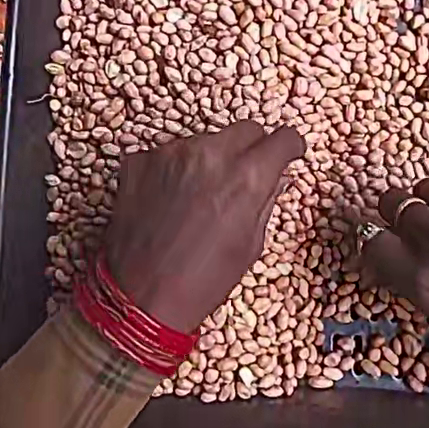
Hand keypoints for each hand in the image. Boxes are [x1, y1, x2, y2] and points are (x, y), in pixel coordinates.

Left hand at [102, 121, 306, 333]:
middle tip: (247, 175)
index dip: (290, 146)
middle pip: (245, 129)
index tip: (289, 151)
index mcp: (246, 177)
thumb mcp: (249, 246)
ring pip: (204, 140)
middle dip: (252, 148)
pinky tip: (171, 201)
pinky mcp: (139, 161)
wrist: (138, 298)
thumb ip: (265, 201)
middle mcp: (209, 154)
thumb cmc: (200, 281)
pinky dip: (175, 170)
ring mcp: (170, 153)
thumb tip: (274, 178)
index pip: (282, 138)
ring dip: (211, 159)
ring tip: (201, 197)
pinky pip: (169, 154)